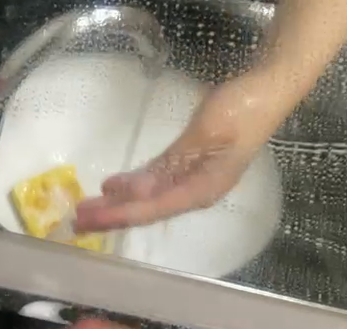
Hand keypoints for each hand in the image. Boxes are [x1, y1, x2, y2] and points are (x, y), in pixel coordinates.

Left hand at [74, 71, 293, 231]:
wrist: (269, 89)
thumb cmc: (243, 109)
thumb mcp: (206, 133)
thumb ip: (171, 164)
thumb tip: (138, 192)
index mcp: (200, 191)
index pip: (150, 209)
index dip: (118, 214)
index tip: (89, 218)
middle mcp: (193, 194)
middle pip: (145, 211)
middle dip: (111, 217)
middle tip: (76, 222)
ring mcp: (192, 182)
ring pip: (147, 200)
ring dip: (116, 205)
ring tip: (86, 210)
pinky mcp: (189, 168)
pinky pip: (154, 185)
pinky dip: (132, 188)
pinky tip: (112, 189)